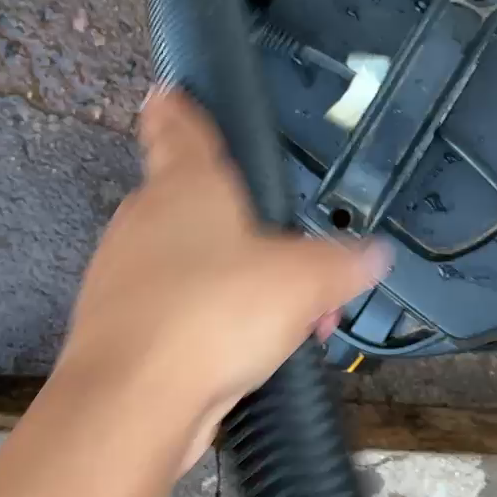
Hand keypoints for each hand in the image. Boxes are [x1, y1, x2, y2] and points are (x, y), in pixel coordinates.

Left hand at [55, 87, 389, 472]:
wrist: (133, 406)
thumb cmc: (217, 313)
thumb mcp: (310, 279)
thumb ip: (347, 262)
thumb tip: (375, 254)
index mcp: (188, 187)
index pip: (181, 130)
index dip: (179, 108)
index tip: (166, 90)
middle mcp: (148, 221)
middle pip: (202, 206)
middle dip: (253, 229)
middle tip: (299, 258)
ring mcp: (126, 274)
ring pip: (197, 263)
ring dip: (245, 282)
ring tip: (296, 320)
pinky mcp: (122, 326)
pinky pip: (184, 307)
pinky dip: (219, 319)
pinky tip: (257, 351)